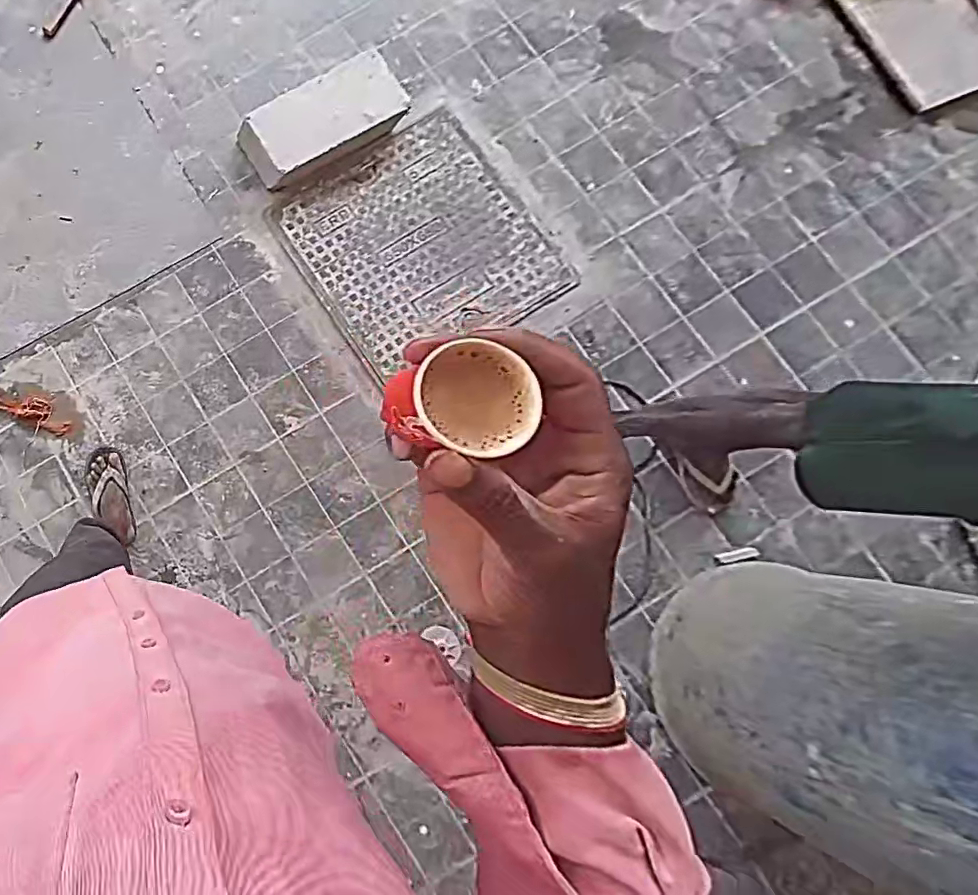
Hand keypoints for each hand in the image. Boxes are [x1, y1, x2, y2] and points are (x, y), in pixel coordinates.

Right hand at [389, 330, 630, 705]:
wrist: (518, 634)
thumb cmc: (554, 596)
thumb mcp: (540, 549)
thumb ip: (495, 502)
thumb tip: (444, 459)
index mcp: (581, 450)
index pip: (564, 379)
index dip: (526, 350)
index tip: (478, 342)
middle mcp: (535, 442)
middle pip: (502, 380)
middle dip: (461, 360)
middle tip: (420, 354)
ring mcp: (490, 456)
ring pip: (458, 403)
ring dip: (425, 392)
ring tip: (398, 393)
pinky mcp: (451, 472)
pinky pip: (426, 435)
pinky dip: (406, 429)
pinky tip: (396, 439)